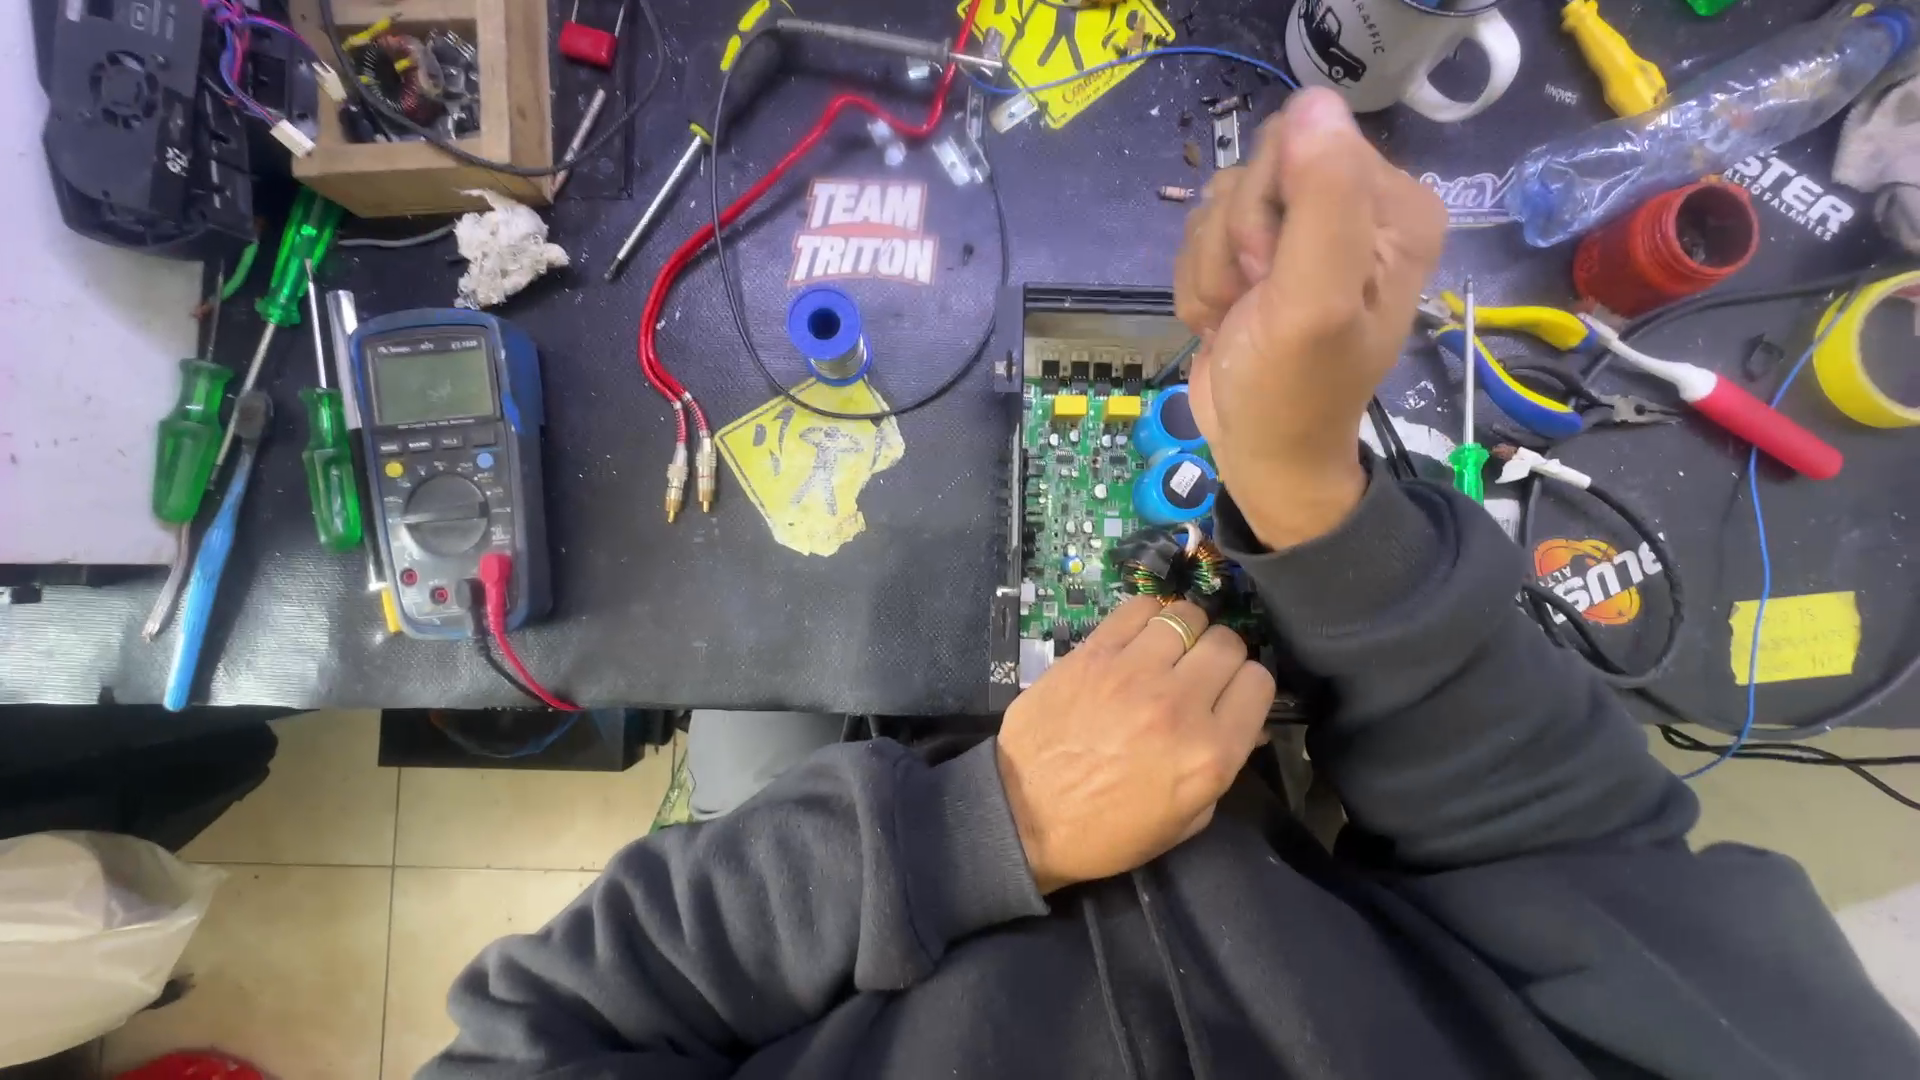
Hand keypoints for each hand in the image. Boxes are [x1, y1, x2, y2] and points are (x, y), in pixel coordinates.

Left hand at [996, 597, 1274, 893]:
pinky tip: (1138, 635)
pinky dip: (1146, 616)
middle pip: (1227, 644)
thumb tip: (1240, 721)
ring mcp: (1133, 673)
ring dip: (1184, 630)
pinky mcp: (1093, 654)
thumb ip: (1220, 764)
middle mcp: (1179, 704)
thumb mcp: (1186, 818)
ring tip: (1168, 649)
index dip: (1247, 686)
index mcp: (1210, 753)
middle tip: (1198, 670)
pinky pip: (1137, 608)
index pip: (1259, 683)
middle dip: (1220, 655)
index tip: (1230, 693)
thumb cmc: (1107, 830)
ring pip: (1185, 616)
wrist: (1026, 815)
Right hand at [1174, 88, 1446, 549]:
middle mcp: (1347, 210)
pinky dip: (1197, 289)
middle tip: (1253, 301)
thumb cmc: (1294, 391)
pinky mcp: (1251, 263)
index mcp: (1390, 208)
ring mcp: (1294, 238)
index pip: (1303, 144)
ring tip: (1237, 318)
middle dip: (1232, 246)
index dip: (1266, 212)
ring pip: (1216, 208)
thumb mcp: (1315, 301)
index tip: (1271, 275)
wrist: (1261, 453)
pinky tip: (1221, 323)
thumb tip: (1313, 100)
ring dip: (1210, 274)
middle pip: (1252, 172)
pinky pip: (1198, 242)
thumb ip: (1322, 200)